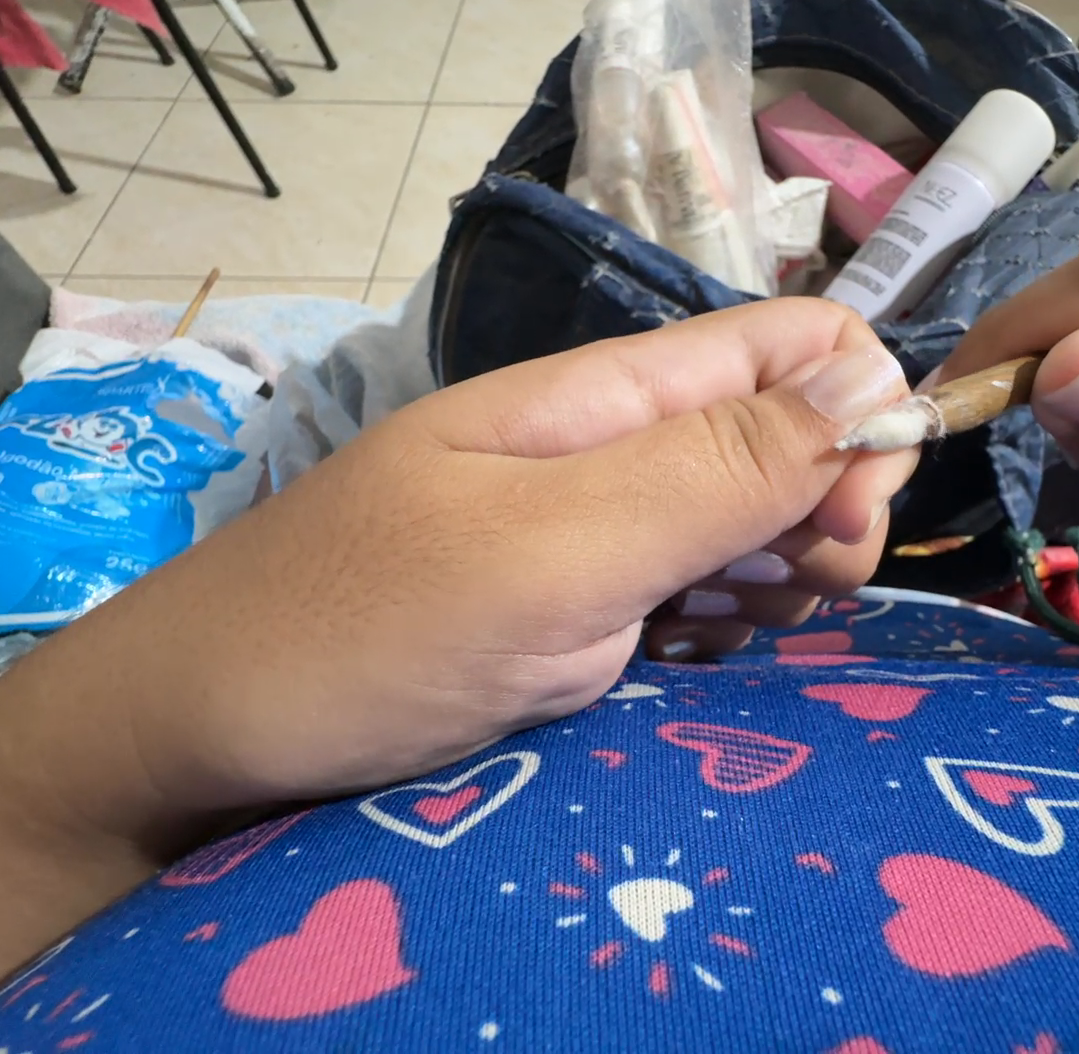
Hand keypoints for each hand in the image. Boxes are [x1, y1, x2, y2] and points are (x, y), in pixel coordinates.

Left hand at [0, 299, 915, 841]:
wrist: (211, 732)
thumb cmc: (362, 631)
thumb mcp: (549, 548)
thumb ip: (712, 469)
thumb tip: (867, 387)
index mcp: (618, 397)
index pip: (796, 345)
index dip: (856, 411)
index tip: (845, 516)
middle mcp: (627, 448)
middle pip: (793, 436)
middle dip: (827, 510)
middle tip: (789, 593)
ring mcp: (611, 527)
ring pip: (761, 520)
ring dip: (781, 575)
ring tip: (715, 632)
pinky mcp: (596, 601)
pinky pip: (711, 592)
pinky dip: (730, 623)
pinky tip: (690, 656)